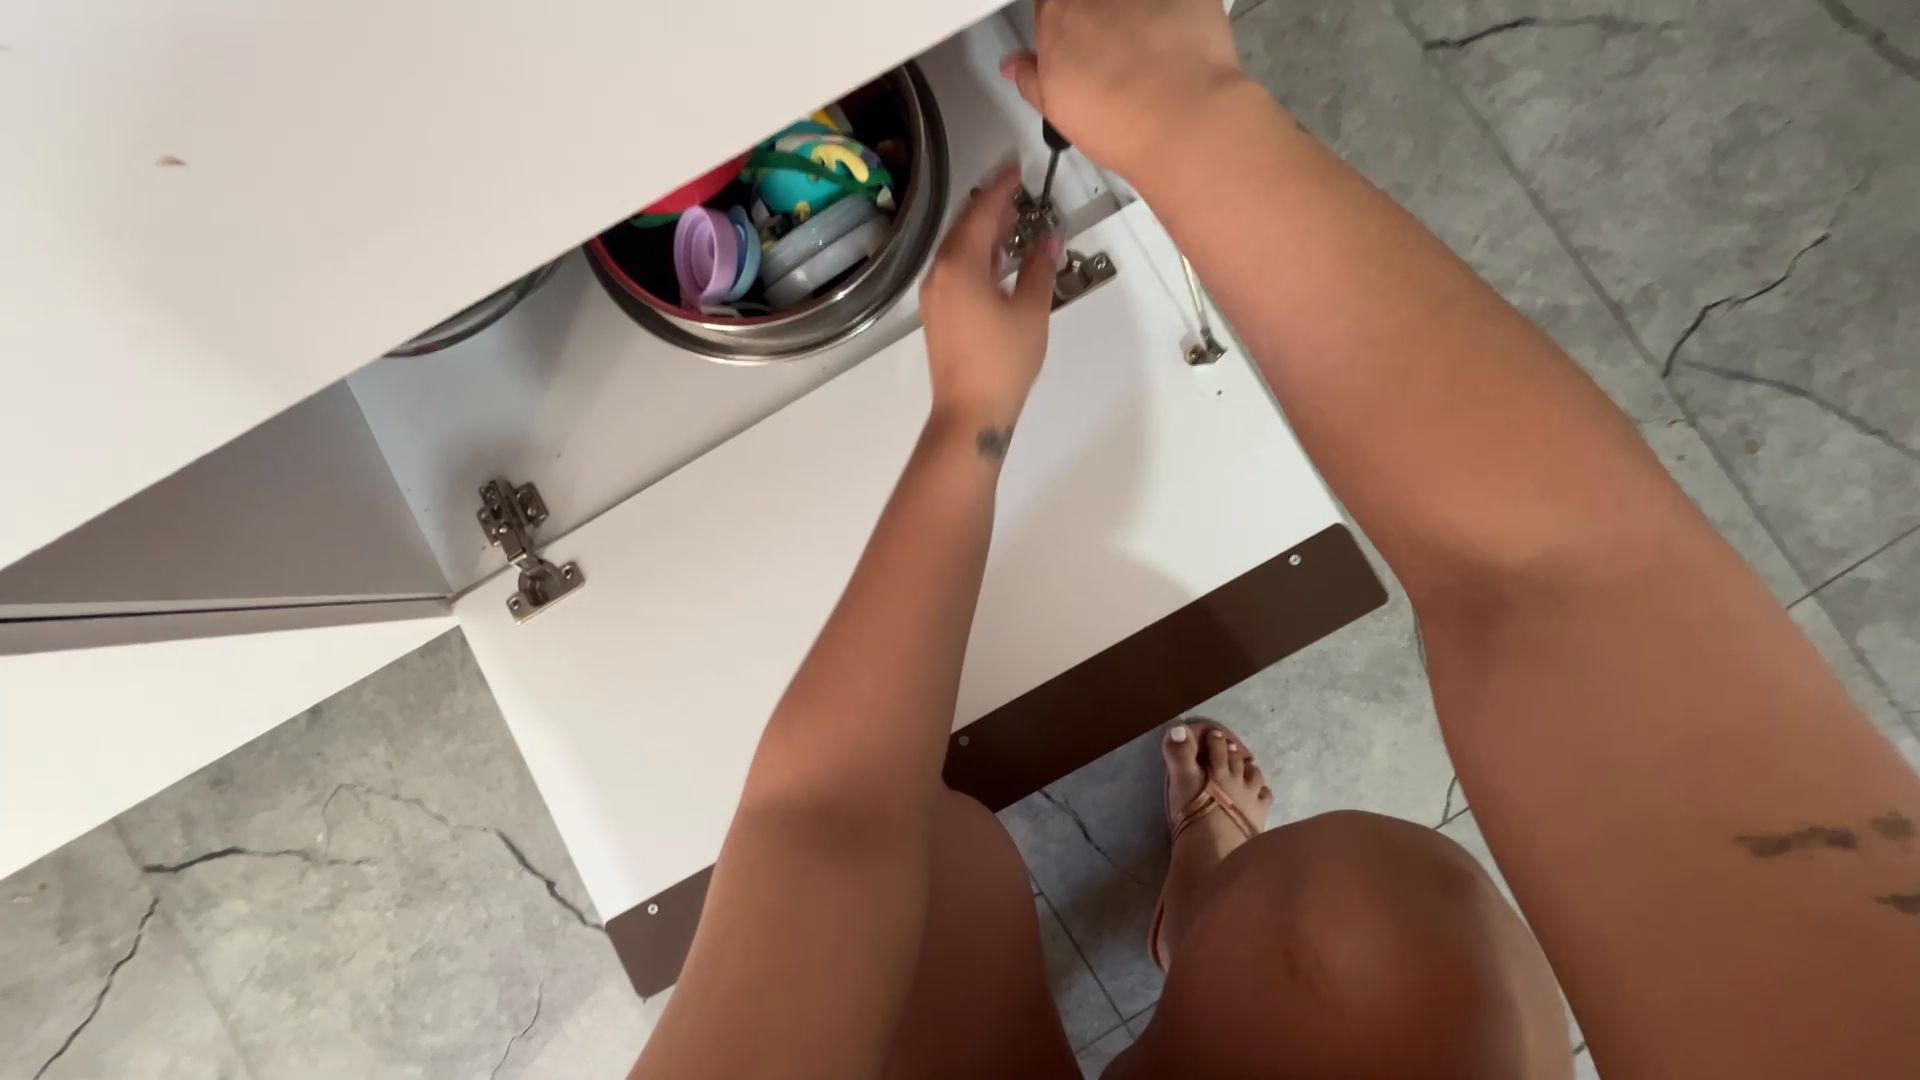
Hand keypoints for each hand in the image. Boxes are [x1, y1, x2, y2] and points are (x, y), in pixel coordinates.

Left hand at [919, 164, 1060, 457]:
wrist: (969, 412)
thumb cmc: (1002, 362)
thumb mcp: (1030, 310)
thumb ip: (1040, 266)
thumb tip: (1051, 236)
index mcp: (960, 264)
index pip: (983, 210)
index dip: (1002, 185)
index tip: (1016, 163)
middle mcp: (939, 273)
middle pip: (964, 225)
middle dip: (990, 205)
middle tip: (1017, 190)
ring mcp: (934, 295)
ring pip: (957, 249)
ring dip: (983, 231)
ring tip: (1013, 221)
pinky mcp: (938, 314)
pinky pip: (954, 270)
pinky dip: (975, 256)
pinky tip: (996, 261)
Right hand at [1001, 0, 1245, 176]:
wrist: (1180, 119)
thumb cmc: (1121, 119)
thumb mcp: (1057, 110)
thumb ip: (1031, 79)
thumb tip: (1017, 67)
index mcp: (1057, 14)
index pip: (1050, 7)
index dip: (1062, 28)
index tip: (1074, 50)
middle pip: (1091, 5)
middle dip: (1100, 23)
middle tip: (1112, 57)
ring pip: (1131, 6)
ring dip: (1135, 20)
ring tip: (1145, 57)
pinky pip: (1173, 2)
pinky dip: (1173, 18)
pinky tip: (1174, 50)